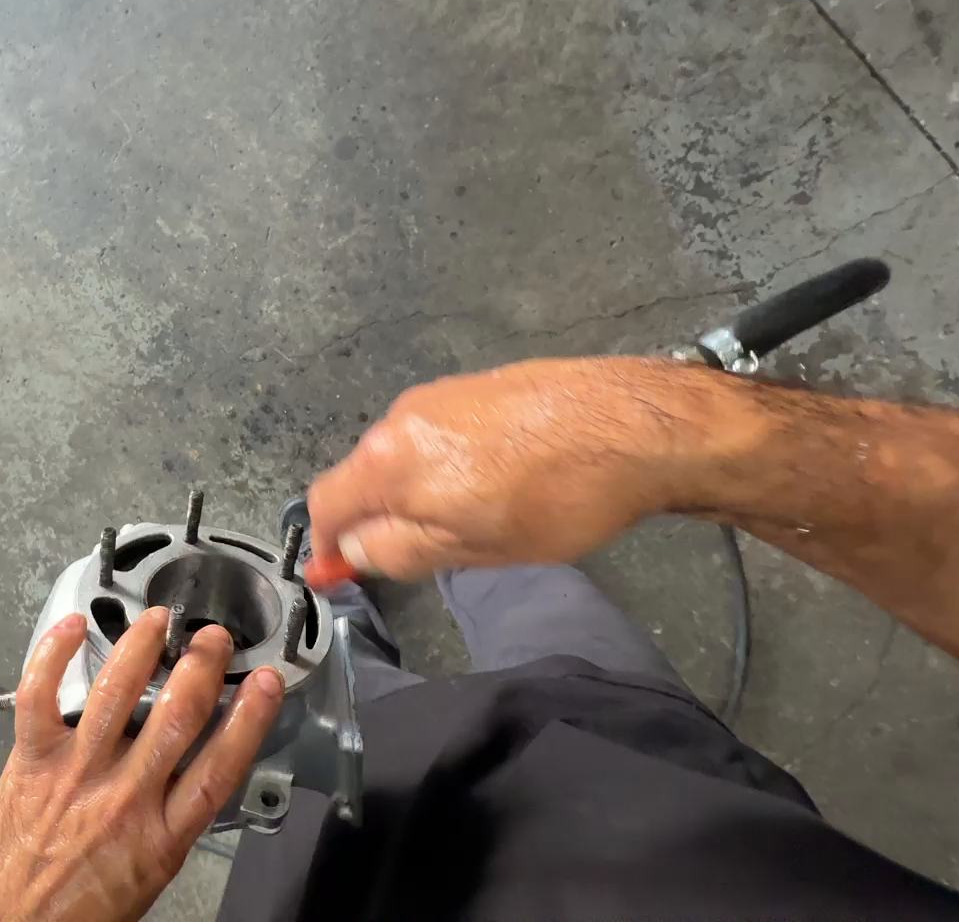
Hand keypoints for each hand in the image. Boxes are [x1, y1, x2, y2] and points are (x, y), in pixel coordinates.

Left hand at [0, 607, 284, 921]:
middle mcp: (124, 797)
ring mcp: (76, 773)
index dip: (249, 718)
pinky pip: (39, 696)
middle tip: (212, 636)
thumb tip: (204, 752)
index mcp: (162, 834)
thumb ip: (178, 809)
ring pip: (114, 695)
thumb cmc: (88, 902)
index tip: (267, 679)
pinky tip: (74, 624)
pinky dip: (53, 655)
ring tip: (158, 619)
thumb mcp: (154, 866)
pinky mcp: (32, 759)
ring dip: (140, 647)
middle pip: (175, 718)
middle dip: (200, 665)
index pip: (219, 768)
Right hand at [303, 357, 724, 584]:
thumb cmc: (550, 500)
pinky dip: (439, 463)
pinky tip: (491, 477)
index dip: (326, 543)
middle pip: (359, 476)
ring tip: (469, 513)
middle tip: (418, 550)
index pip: (324, 503)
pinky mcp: (471, 385)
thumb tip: (348, 551)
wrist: (634, 425)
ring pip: (398, 454)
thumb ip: (395, 550)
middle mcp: (397, 418)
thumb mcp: (468, 548)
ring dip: (409, 490)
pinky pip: (432, 433)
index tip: (340, 572)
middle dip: (373, 516)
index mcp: (386, 460)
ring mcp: (435, 396)